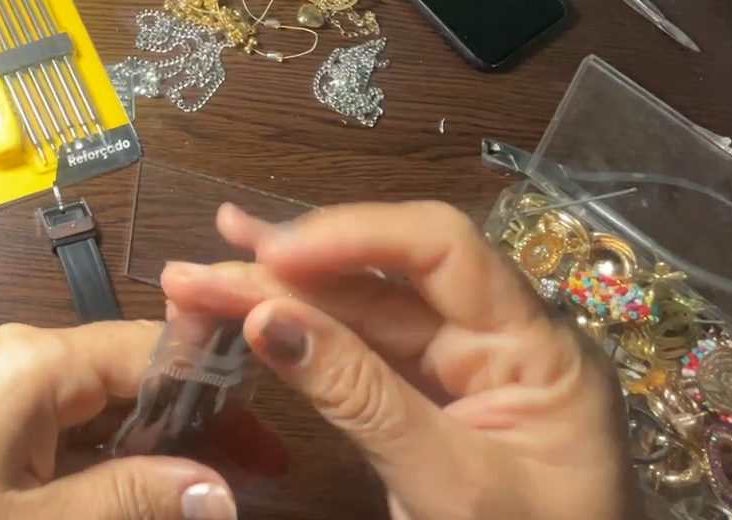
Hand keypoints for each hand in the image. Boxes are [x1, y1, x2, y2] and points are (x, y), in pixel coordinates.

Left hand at [0, 321, 285, 519]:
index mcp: (32, 359)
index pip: (146, 348)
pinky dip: (108, 456)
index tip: (277, 429)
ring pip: (99, 402)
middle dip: (194, 417)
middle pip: (127, 371)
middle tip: (267, 472)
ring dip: (155, 440)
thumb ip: (127, 501)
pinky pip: (62, 427)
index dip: (214, 385)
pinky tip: (144, 489)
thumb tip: (222, 492)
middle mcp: (17, 355)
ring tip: (220, 485)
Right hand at [161, 202, 629, 519]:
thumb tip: (264, 317)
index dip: (350, 237)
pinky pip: (343, 341)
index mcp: (536, 348)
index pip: (440, 248)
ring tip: (195, 278)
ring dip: (267, 291)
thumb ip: (361, 398)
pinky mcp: (414, 389)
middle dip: (281, 272)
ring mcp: (448, 362)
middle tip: (195, 278)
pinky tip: (243, 284)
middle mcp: (489, 336)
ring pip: (347, 304)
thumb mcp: (454, 495)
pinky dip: (287, 319)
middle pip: (374, 277)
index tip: (270, 257)